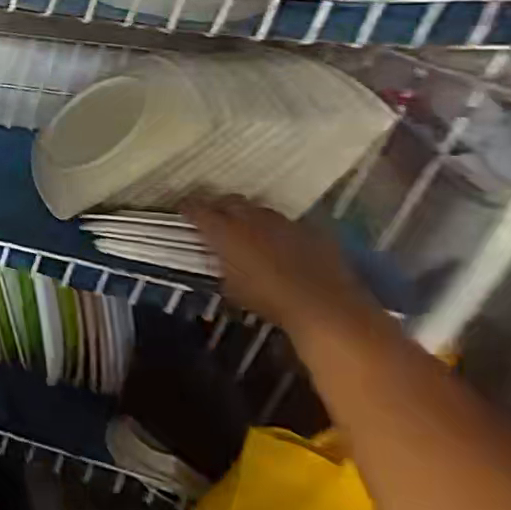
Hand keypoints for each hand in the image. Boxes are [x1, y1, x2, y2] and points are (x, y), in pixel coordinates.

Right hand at [181, 195, 372, 336]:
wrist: (327, 308)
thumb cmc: (268, 300)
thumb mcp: (229, 285)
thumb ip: (218, 262)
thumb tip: (214, 254)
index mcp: (224, 230)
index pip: (197, 209)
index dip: (187, 209)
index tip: (182, 212)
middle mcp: (251, 219)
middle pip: (230, 201)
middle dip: (219, 206)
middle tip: (214, 218)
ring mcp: (284, 223)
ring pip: (259, 209)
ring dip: (249, 216)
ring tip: (247, 229)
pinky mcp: (312, 232)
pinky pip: (287, 223)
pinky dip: (277, 229)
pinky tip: (279, 243)